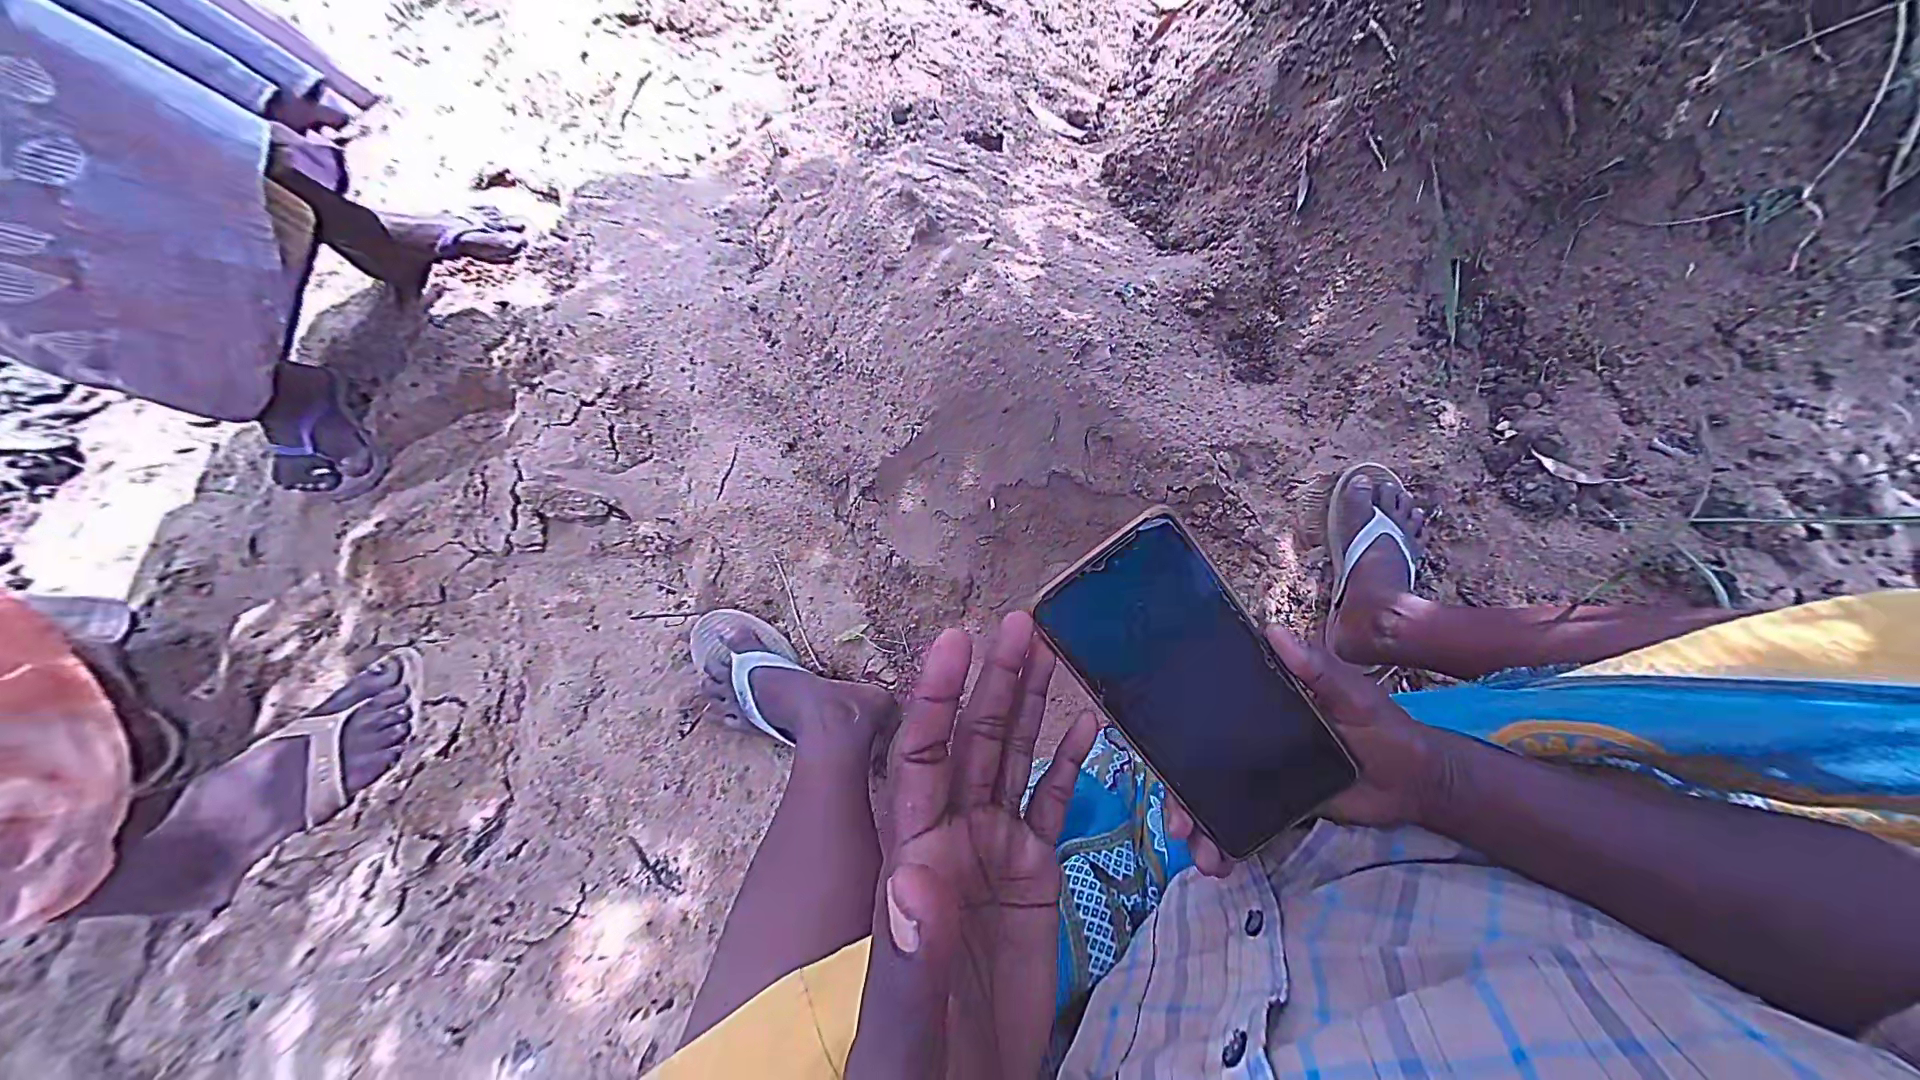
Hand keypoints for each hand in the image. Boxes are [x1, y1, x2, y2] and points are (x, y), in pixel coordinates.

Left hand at [845, 611, 1098, 1078]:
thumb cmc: (914, 1064)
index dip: (936, 695)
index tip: (955, 641)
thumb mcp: (904, 1027)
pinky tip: (1085, 728)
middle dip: (994, 681)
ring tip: (1046, 651)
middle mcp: (955, 838)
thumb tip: (915, 880)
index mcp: (916, 855)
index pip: (921, 755)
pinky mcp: (1035, 874)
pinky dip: (1067, 763)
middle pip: (975, 741)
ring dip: (1028, 705)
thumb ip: (910, 957)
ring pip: (1012, 759)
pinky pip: (1050, 803)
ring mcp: (996, 851)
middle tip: (1018, 624)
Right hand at [1168, 624, 1456, 875]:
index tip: (1160, 760)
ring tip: (1205, 859)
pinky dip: (1225, 844)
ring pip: (1210, 796)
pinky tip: (1221, 864)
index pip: (1199, 714)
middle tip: (1181, 826)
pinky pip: (1238, 822)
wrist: (1417, 785)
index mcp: (1254, 702)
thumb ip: (1320, 670)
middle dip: (1179, 795)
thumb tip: (1275, 632)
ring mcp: (1255, 772)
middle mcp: (1244, 735)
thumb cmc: (1385, 728)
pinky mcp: (1272, 805)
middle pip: (1194, 761)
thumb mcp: (1355, 695)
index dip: (1171, 735)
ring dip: (1199, 826)